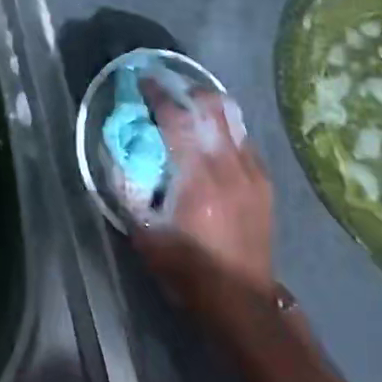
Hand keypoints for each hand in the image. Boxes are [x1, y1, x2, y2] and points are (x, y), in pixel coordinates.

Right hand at [131, 84, 274, 299]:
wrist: (242, 302)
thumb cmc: (189, 270)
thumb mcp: (146, 235)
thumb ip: (129, 192)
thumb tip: (116, 156)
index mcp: (197, 178)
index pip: (177, 118)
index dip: (159, 94)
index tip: (144, 80)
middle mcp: (229, 166)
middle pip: (211, 106)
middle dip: (187, 90)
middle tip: (168, 88)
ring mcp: (252, 171)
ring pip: (231, 116)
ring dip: (208, 104)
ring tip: (189, 104)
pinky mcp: (264, 180)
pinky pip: (243, 137)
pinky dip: (225, 127)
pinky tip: (212, 136)